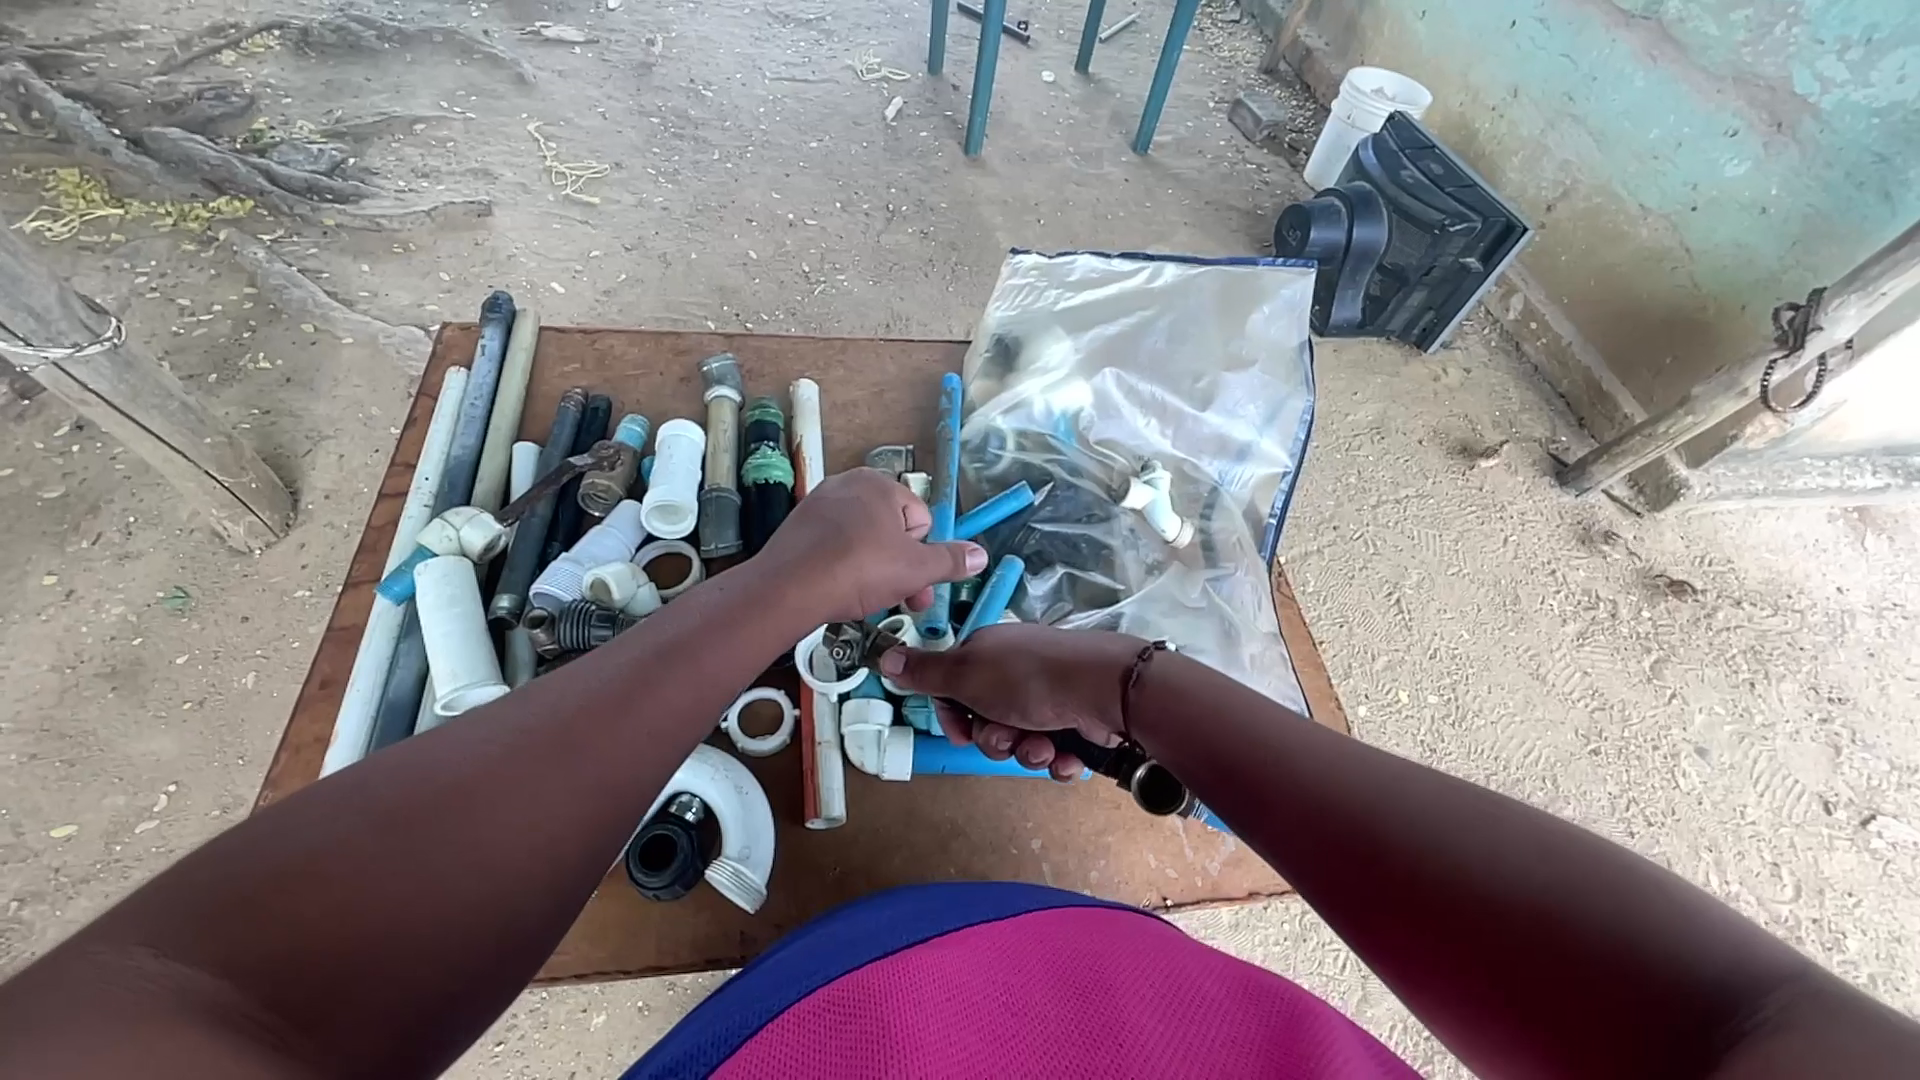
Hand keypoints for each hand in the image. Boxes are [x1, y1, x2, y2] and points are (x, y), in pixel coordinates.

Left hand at [757, 467, 986, 622]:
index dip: (922, 555)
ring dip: (875, 570)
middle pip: (892, 530)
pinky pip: (835, 547)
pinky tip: (840, 590)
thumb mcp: (916, 569)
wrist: (788, 590)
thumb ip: (951, 561)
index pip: (921, 519)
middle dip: (901, 567)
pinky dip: (843, 567)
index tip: (915, 581)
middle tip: (904, 601)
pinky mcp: (798, 528)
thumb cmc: (858, 570)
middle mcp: (848, 484)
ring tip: (869, 599)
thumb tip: (981, 555)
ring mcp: (819, 505)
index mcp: (880, 484)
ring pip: (864, 541)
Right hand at [878, 624, 1146, 780]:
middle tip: (1009, 737)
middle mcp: (1017, 670)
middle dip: (996, 740)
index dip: (954, 717)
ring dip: (1029, 752)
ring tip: (1046, 746)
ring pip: (1021, 739)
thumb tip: (884, 655)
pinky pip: (1056, 749)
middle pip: (987, 720)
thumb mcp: (966, 673)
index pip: (955, 688)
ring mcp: (1050, 694)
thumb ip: (926, 672)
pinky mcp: (1078, 717)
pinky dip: (1059, 758)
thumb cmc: (1028, 678)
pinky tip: (1068, 756)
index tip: (960, 733)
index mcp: (988, 652)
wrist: (1104, 688)